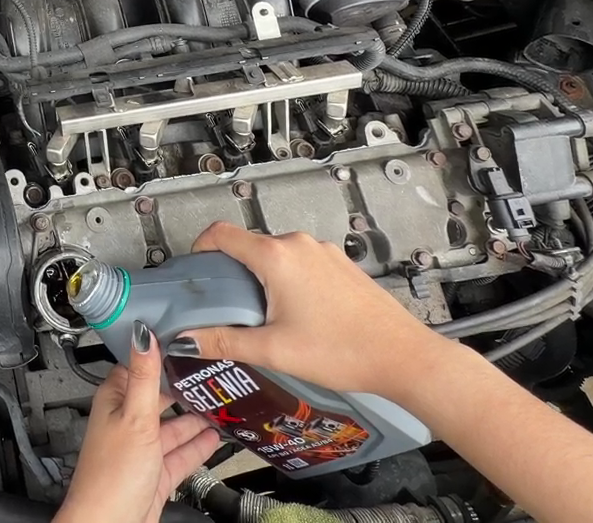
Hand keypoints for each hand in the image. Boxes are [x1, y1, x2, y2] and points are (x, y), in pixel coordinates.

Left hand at [56, 323, 220, 522]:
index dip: (157, 358)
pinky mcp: (154, 475)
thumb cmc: (111, 475)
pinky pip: (179, 455)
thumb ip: (144, 377)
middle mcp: (126, 421)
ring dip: (193, 418)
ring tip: (218, 405)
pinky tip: (213, 439)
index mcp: (115, 401)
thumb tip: (143, 333)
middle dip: (180, 389)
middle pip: (157, 398)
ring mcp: (141, 449)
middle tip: (209, 378)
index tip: (180, 346)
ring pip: (171, 427)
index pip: (137, 368)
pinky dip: (197, 447)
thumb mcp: (135, 418)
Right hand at [184, 222, 460, 399]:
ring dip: (264, 276)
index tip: (198, 270)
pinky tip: (301, 313)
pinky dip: (290, 278)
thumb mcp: (274, 350)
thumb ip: (224, 340)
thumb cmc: (343, 352)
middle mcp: (297, 244)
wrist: (407, 359)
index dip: (201, 247)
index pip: (220, 233)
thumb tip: (185, 340)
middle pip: (248, 244)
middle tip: (231, 304)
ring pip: (276, 253)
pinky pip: (300, 260)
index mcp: (275, 257)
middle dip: (234, 270)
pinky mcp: (340, 262)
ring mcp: (322, 251)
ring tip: (268, 314)